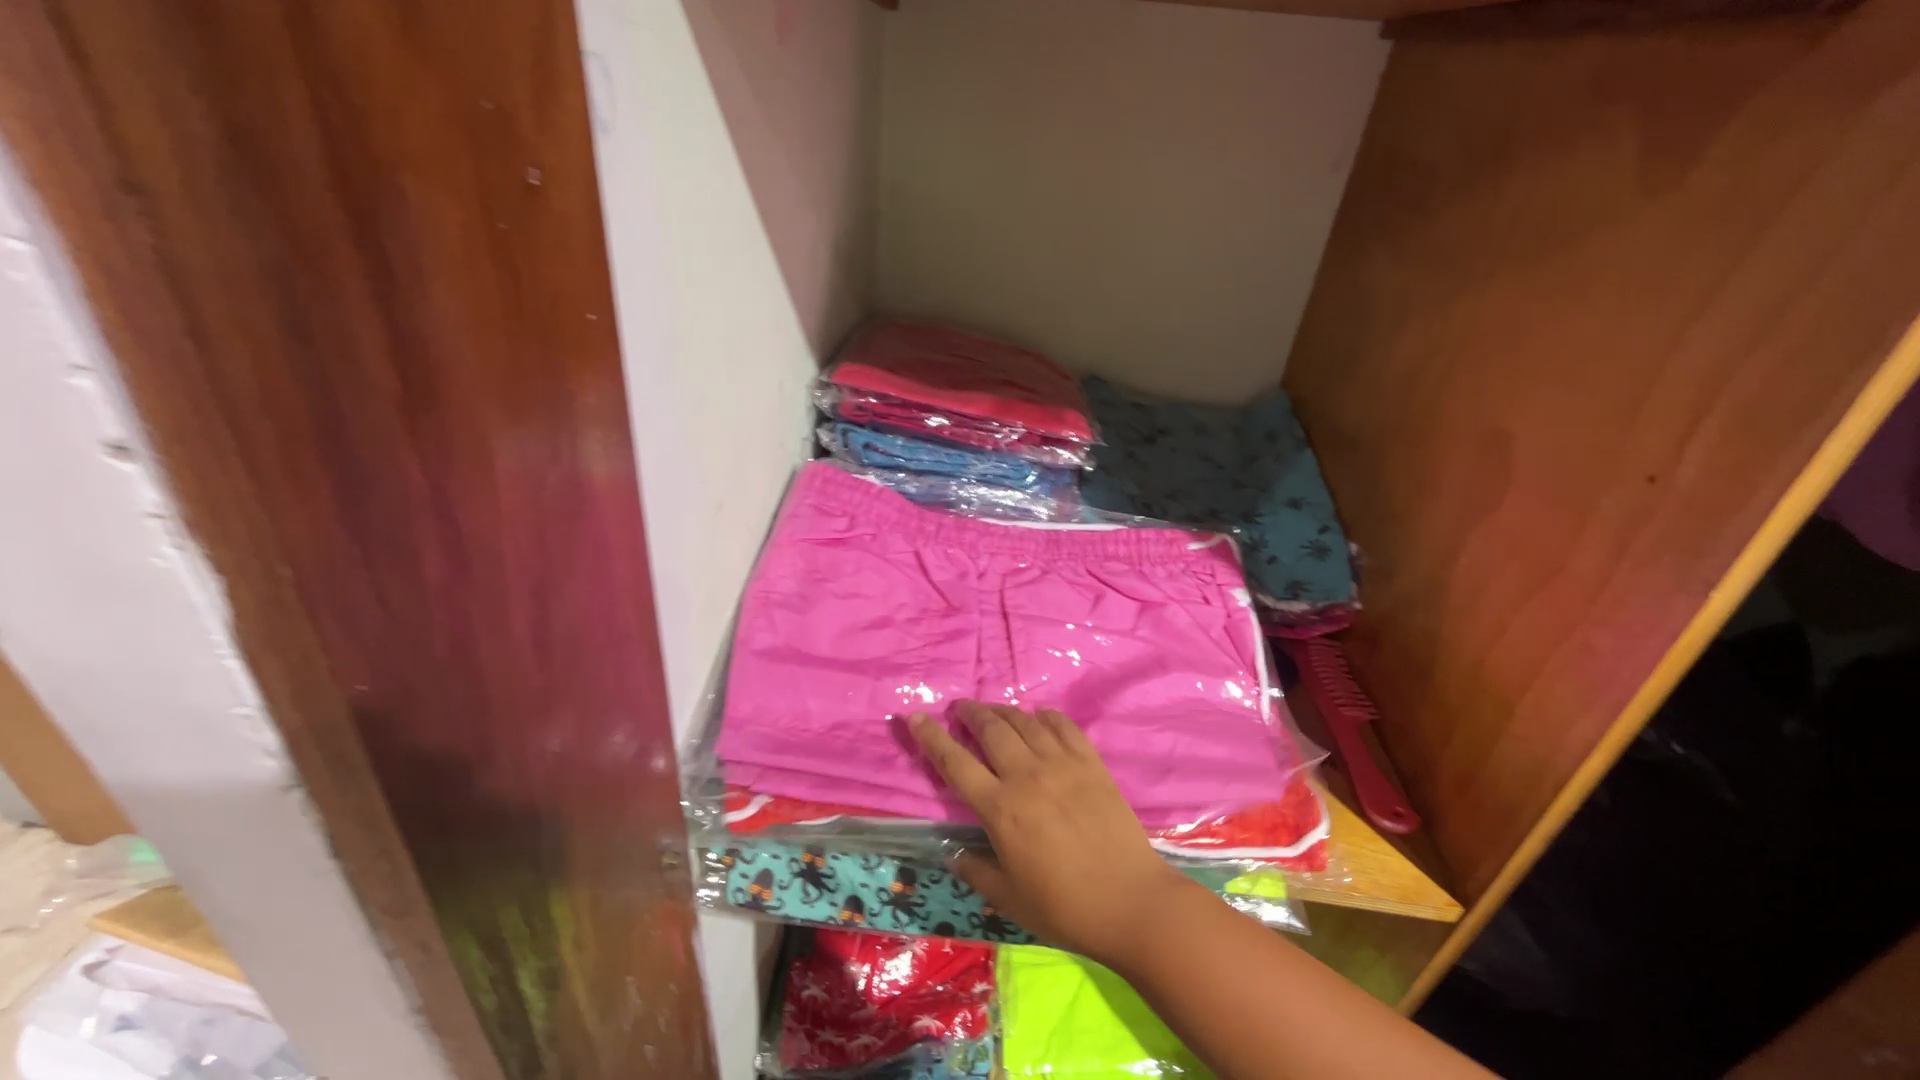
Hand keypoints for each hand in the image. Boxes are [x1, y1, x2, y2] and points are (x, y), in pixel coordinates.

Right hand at [910, 702, 1198, 962]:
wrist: (1131, 902)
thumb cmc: (1064, 907)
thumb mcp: (1009, 898)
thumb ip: (976, 872)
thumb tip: (952, 853)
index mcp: (1000, 809)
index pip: (954, 763)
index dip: (931, 737)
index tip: (915, 718)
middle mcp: (1027, 776)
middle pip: (991, 729)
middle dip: (970, 714)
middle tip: (959, 709)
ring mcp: (1063, 766)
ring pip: (1025, 723)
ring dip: (1003, 711)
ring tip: (992, 711)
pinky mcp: (1093, 765)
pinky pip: (1064, 727)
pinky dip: (1046, 716)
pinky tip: (1039, 717)